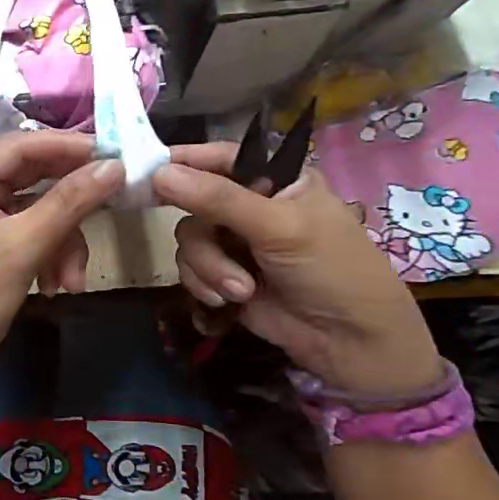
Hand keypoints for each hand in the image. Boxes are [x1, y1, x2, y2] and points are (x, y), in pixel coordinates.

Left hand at [0, 132, 125, 374]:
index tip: (114, 153)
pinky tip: (57, 286)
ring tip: (71, 280)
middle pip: (35, 176)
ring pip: (43, 210)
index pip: (21, 146)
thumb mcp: (24, 247)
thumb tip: (115, 166)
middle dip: (71, 205)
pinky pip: (36, 232)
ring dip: (64, 244)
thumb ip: (70, 202)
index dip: (69, 147)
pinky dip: (52, 256)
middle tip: (112, 200)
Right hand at [151, 142, 442, 397]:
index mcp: (276, 179)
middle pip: (193, 205)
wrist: (349, 342)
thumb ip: (218, 199)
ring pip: (188, 242)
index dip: (185, 161)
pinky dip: (202, 288)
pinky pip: (190, 272)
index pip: (220, 158)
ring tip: (240, 293)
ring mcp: (236, 244)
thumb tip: (159, 173)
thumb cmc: (331, 269)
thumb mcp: (279, 227)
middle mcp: (251, 206)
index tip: (149, 172)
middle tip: (225, 261)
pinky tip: (225, 307)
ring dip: (208, 271)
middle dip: (206, 243)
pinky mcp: (224, 278)